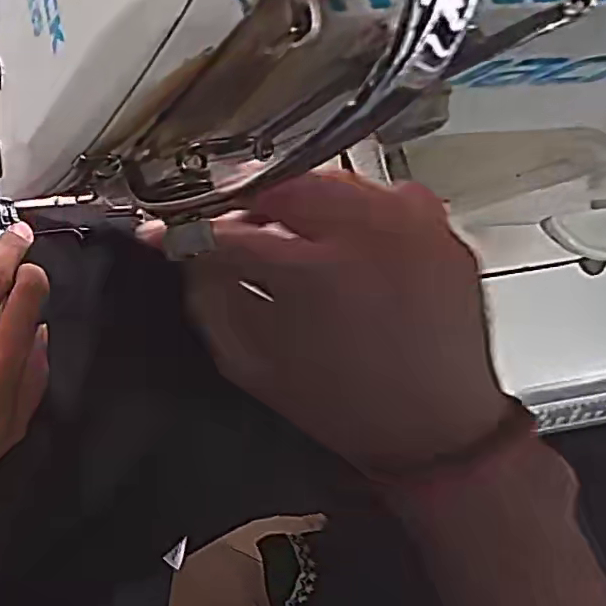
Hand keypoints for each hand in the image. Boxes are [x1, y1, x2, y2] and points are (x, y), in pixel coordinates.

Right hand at [138, 170, 512, 474]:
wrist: (433, 426)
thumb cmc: (342, 403)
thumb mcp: (246, 360)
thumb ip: (209, 298)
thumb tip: (192, 257)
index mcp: (312, 271)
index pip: (226, 230)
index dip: (183, 231)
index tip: (166, 234)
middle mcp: (367, 236)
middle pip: (279, 185)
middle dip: (239, 205)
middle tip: (221, 227)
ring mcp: (410, 228)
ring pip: (329, 179)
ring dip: (289, 201)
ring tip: (274, 234)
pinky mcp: (439, 232)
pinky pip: (378, 195)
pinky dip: (344, 208)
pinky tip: (330, 240)